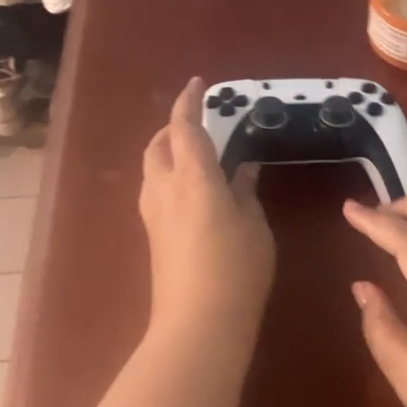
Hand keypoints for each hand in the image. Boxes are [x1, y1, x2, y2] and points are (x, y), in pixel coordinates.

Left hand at [139, 77, 274, 346]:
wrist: (199, 323)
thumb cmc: (237, 268)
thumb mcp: (254, 224)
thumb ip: (244, 190)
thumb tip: (242, 168)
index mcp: (193, 177)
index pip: (186, 127)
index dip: (190, 101)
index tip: (198, 84)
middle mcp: (165, 188)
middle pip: (159, 144)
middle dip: (174, 127)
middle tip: (199, 123)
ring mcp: (153, 213)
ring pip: (152, 167)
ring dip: (168, 151)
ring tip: (195, 154)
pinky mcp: (152, 235)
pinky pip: (156, 189)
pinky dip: (169, 175)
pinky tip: (193, 189)